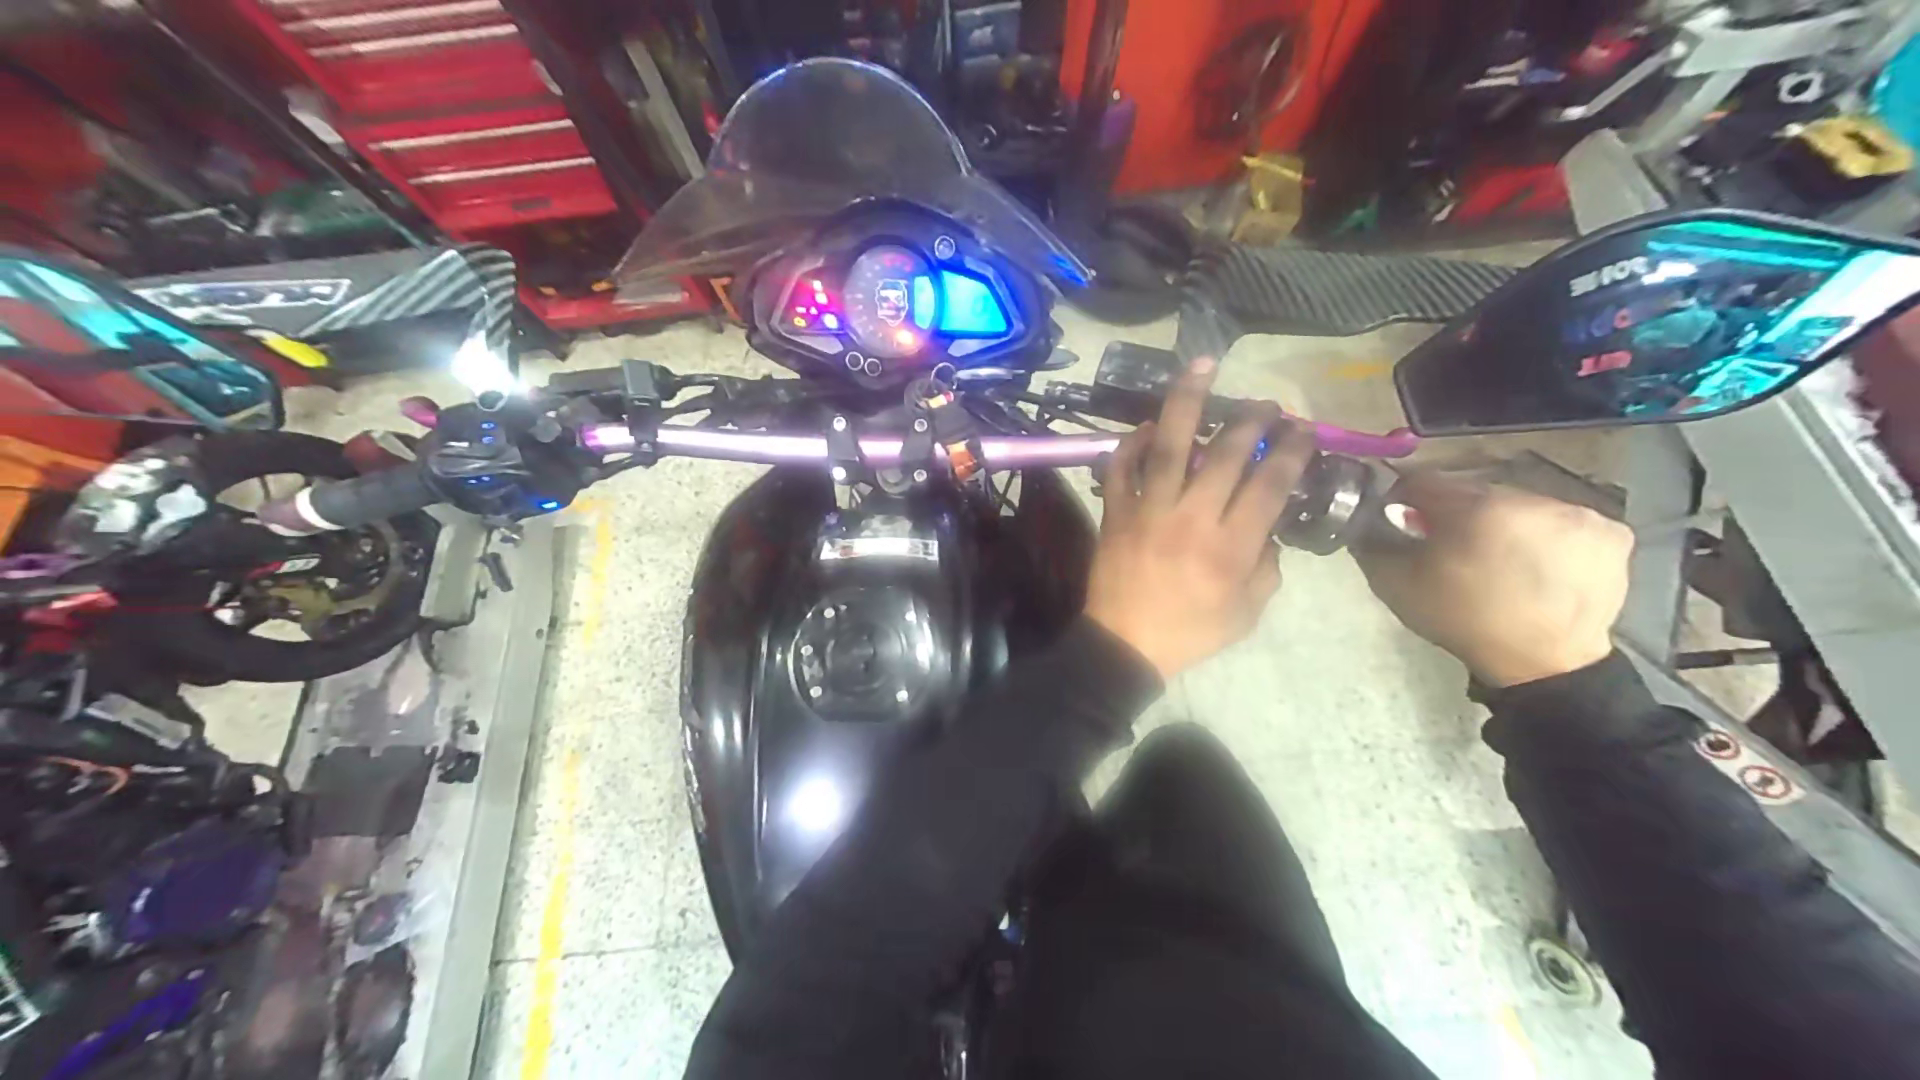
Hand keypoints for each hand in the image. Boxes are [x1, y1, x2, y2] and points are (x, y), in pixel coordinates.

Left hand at [1084, 357, 1315, 678]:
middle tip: (1266, 403)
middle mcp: (1191, 518)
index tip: (1302, 429)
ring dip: (1188, 402)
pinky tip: (1146, 425)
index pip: (1269, 485)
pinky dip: (1130, 444)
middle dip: (1250, 420)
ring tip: (1203, 367)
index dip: (1290, 451)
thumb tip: (1268, 529)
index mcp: (1230, 546)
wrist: (1124, 644)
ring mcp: (1147, 511)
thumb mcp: (1247, 612)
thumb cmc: (1190, 632)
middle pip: (1225, 455)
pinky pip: (1120, 469)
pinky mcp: (1115, 513)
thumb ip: (1267, 568)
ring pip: (1168, 446)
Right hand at [1354, 474, 1632, 687]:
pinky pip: (1563, 520)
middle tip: (1450, 546)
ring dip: (1502, 522)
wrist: (1543, 664)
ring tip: (1497, 557)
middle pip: (1476, 491)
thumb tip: (1368, 516)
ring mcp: (1579, 514)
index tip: (1402, 522)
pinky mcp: (1612, 532)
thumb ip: (1374, 541)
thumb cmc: (1462, 620)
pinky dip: (1545, 534)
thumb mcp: (1397, 584)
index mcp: (1476, 508)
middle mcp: (1532, 499)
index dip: (1405, 499)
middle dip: (1457, 513)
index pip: (1424, 480)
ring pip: (1521, 504)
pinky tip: (1537, 561)